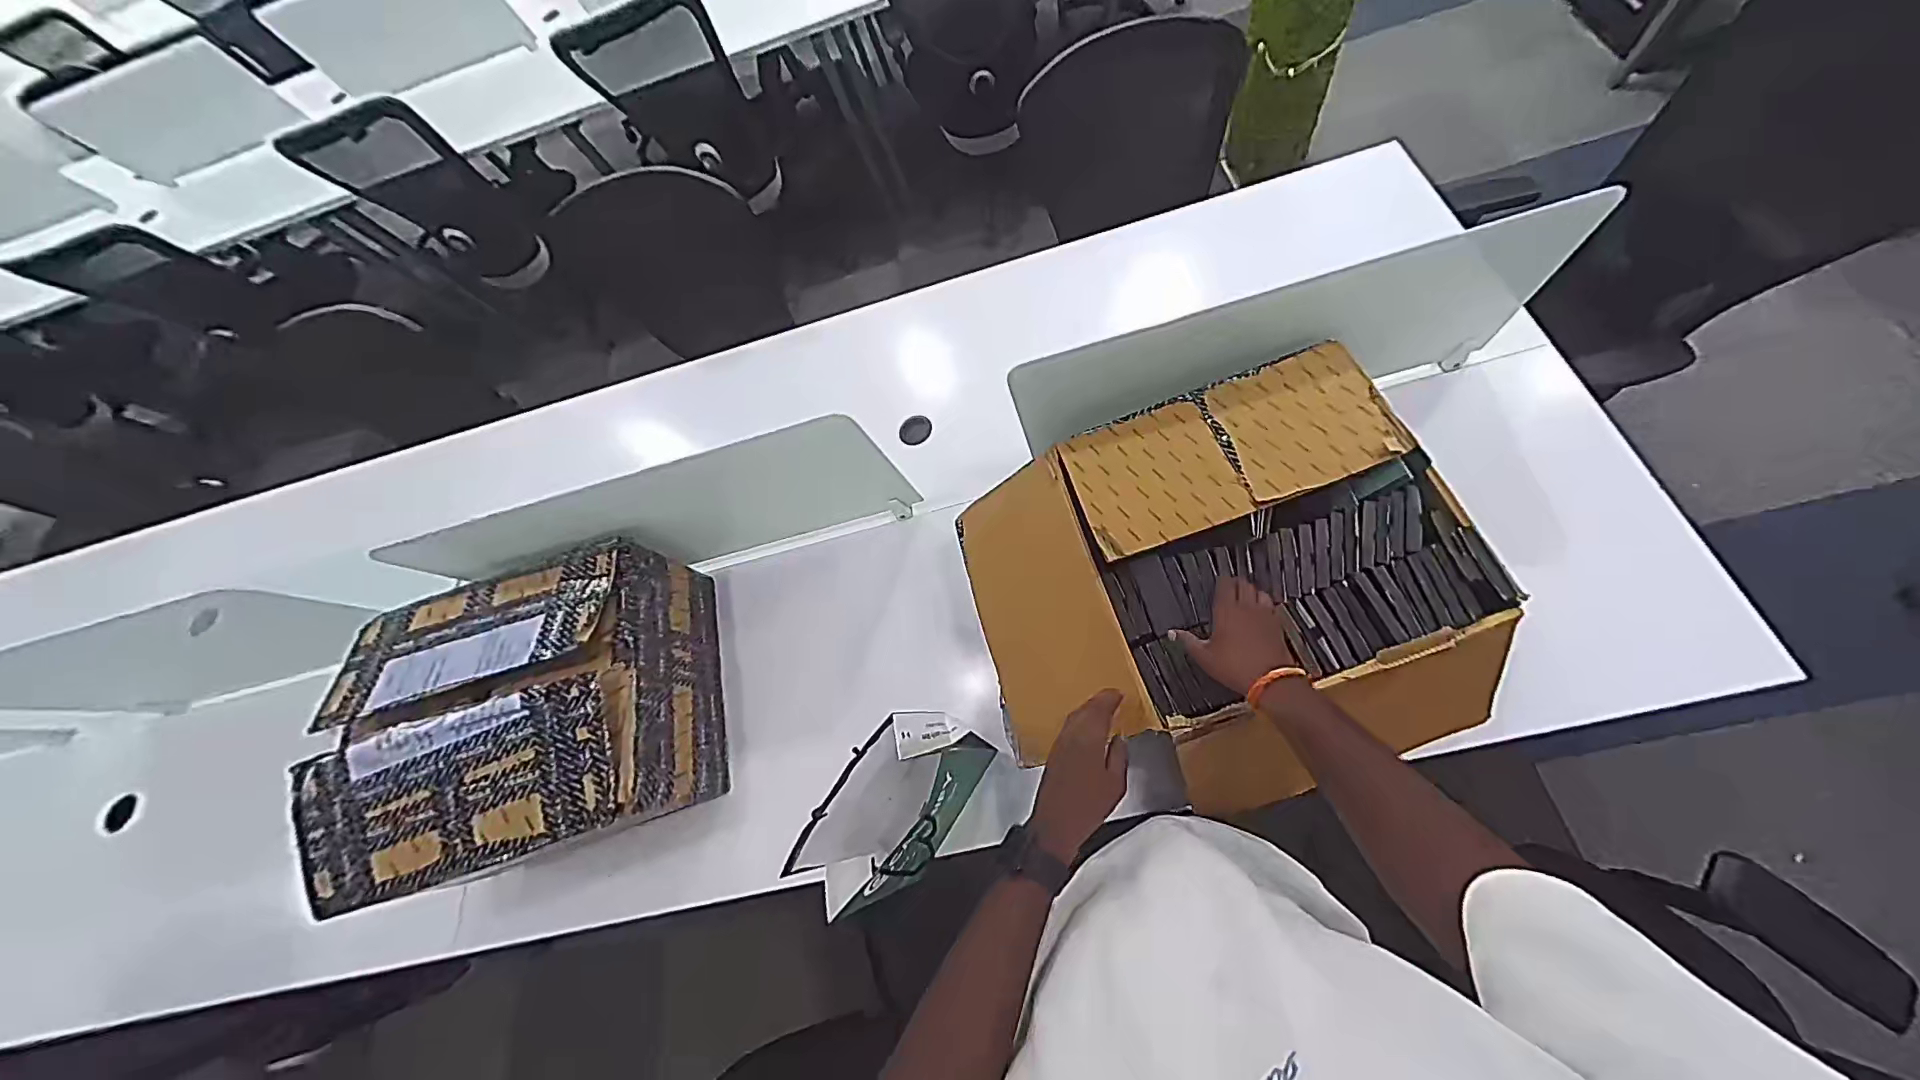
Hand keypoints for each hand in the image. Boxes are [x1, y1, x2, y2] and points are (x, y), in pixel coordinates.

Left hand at [1027, 689, 1128, 861]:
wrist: (1056, 824)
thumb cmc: (1089, 806)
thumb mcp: (1115, 783)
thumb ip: (1119, 756)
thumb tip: (1119, 739)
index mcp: (1088, 738)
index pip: (1098, 709)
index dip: (1109, 698)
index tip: (1119, 694)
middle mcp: (1071, 736)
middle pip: (1084, 709)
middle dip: (1098, 701)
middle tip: (1112, 698)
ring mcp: (1060, 743)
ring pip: (1074, 717)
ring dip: (1087, 709)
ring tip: (1102, 710)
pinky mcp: (1054, 753)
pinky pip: (1068, 727)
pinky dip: (1079, 721)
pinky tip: (1087, 728)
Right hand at [1171, 577, 1297, 696]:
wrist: (1269, 679)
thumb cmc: (1235, 666)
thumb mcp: (1204, 656)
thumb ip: (1188, 641)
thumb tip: (1174, 633)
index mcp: (1226, 611)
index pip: (1225, 584)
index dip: (1222, 582)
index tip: (1218, 584)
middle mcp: (1246, 608)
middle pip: (1243, 583)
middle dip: (1236, 584)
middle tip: (1230, 589)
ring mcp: (1264, 614)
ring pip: (1259, 592)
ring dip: (1252, 592)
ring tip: (1245, 598)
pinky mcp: (1277, 624)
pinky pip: (1271, 605)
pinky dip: (1265, 604)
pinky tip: (1260, 613)